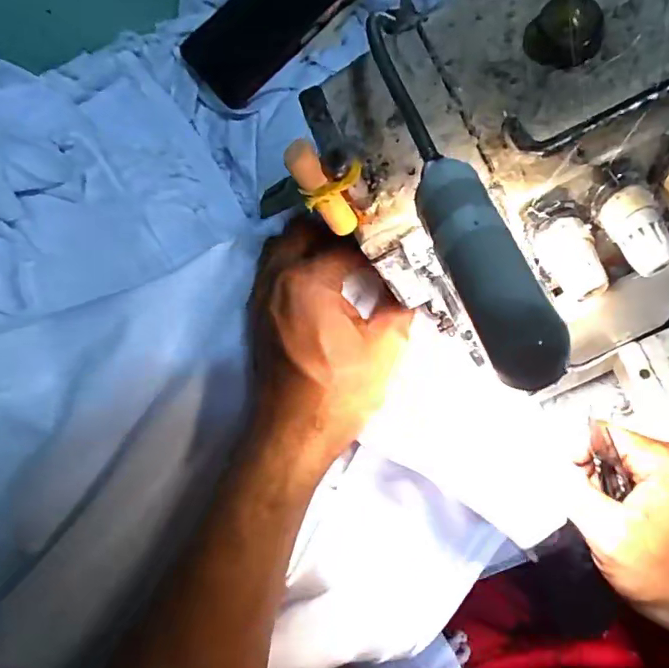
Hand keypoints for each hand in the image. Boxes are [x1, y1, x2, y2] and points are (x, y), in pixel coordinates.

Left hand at [251, 225, 411, 466]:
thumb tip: (412, 285)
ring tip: (344, 260)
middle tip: (369, 247)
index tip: (397, 250)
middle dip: (338, 232)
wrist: (292, 436)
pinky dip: (295, 265)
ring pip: (282, 247)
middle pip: (305, 231)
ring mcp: (260, 296)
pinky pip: (273, 271)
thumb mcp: (385, 350)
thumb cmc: (338, 394)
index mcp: (308, 280)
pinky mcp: (256, 315)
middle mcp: (276, 278)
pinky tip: (321, 285)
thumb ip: (400, 307)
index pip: (347, 244)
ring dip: (310, 245)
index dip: (376, 245)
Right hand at [564, 423, 668, 643]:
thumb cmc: (661, 573)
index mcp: (664, 458)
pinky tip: (616, 527)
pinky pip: (632, 486)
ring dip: (602, 493)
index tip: (570, 490)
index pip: (603, 434)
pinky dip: (616, 503)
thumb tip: (552, 468)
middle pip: (611, 451)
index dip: (578, 457)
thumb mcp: (607, 533)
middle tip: (589, 513)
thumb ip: (575, 493)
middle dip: (590, 478)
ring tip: (602, 523)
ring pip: (618, 471)